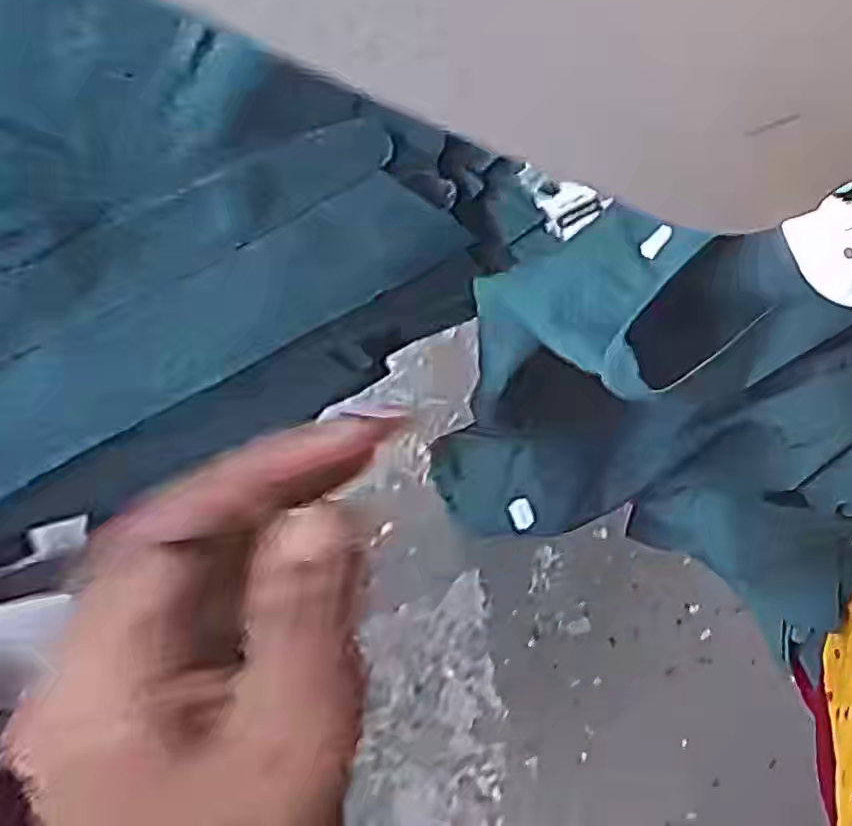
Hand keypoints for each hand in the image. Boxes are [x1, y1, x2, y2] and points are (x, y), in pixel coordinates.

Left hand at [4, 419, 396, 825]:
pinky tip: (343, 522)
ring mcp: (142, 663)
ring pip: (209, 551)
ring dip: (290, 495)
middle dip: (282, 471)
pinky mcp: (188, 668)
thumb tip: (328, 513)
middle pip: (182, 533)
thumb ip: (305, 611)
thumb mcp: (293, 715)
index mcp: (104, 673)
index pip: (170, 532)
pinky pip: (234, 580)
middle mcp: (105, 656)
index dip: (266, 468)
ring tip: (367, 458)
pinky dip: (294, 537)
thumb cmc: (259, 813)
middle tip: (376, 434)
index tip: (363, 434)